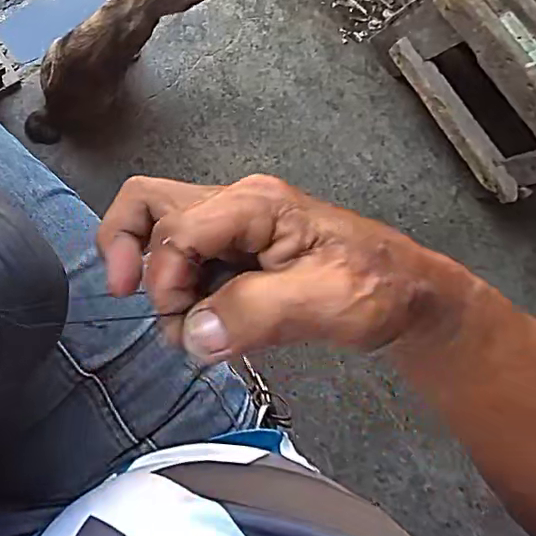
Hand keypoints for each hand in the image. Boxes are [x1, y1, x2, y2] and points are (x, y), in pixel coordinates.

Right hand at [96, 174, 474, 362]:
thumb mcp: (327, 303)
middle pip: (149, 203)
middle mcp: (236, 203)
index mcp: (256, 204)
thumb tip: (192, 333)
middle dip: (130, 253)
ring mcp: (232, 222)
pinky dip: (179, 289)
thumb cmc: (378, 287)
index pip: (177, 227)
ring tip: (192, 326)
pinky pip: (183, 257)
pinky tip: (208, 320)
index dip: (165, 279)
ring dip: (158, 279)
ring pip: (158, 229)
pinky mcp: (233, 246)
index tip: (183, 327)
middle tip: (145, 303)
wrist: (405, 292)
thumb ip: (256, 314)